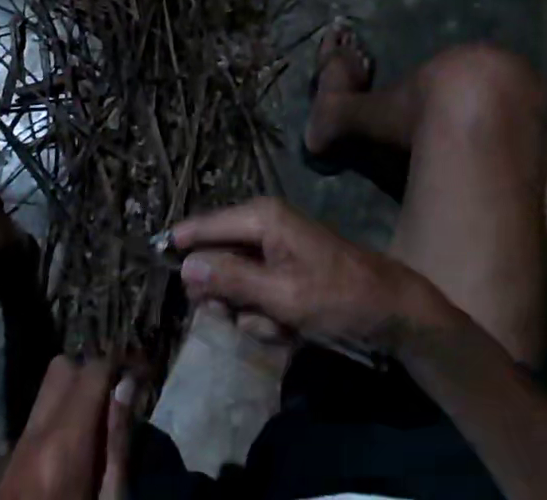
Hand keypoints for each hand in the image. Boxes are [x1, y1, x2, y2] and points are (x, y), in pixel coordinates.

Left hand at [0, 356, 134, 499]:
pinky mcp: (11, 459)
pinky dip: (61, 412)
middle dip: (93, 373)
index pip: (92, 372)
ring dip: (76, 391)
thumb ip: (118, 440)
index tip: (141, 375)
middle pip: (63, 368)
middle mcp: (35, 434)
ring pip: (47, 388)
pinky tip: (80, 442)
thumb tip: (127, 383)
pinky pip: (38, 414)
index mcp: (65, 444)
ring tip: (101, 421)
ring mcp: (18, 446)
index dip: (119, 366)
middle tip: (118, 399)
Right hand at [172, 197, 444, 350]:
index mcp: (260, 217)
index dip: (178, 246)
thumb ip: (231, 279)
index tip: (152, 263)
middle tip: (233, 318)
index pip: (202, 226)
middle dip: (224, 294)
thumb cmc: (338, 296)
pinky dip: (266, 315)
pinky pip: (256, 293)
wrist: (394, 311)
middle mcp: (262, 224)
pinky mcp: (283, 270)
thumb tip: (184, 267)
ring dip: (249, 312)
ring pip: (234, 283)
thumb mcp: (282, 294)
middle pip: (215, 258)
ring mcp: (273, 248)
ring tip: (277, 327)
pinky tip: (289, 329)